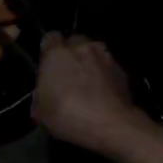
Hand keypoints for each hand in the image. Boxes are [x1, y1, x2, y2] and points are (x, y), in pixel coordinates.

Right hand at [33, 34, 149, 152]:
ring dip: (88, 63)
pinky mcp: (122, 70)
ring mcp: (105, 57)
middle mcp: (82, 48)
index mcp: (57, 54)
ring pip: (93, 53)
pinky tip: (101, 94)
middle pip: (74, 42)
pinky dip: (103, 76)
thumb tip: (44, 92)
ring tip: (86, 85)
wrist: (110, 124)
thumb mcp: (41, 110)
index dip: (48, 50)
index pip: (50, 37)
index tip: (47, 65)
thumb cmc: (67, 114)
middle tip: (67, 75)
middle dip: (70, 54)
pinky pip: (107, 67)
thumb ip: (41, 93)